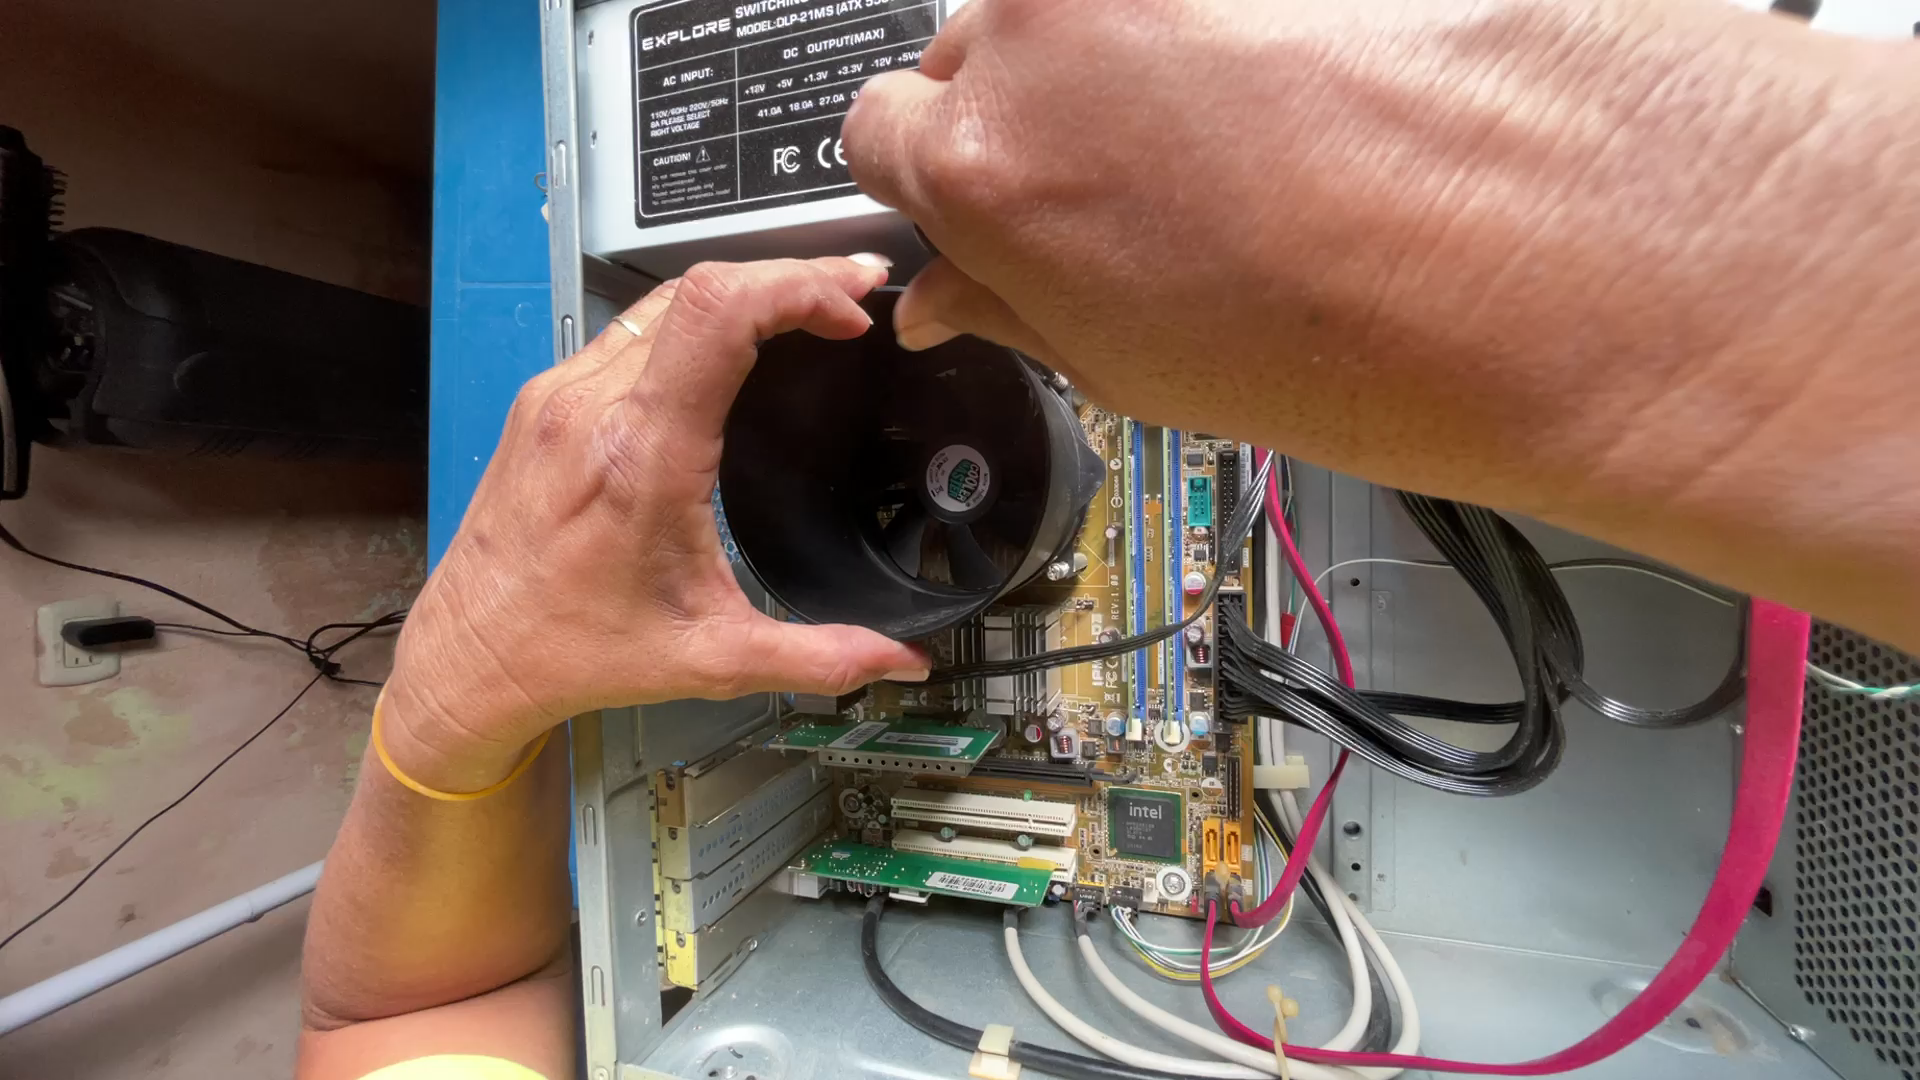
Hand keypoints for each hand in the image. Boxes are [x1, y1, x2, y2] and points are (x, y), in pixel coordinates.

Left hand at [381, 258, 926, 786]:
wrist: (473, 654)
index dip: (797, 287)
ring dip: (747, 288)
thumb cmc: (583, 651)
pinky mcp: (550, 397)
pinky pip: (638, 324)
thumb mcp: (715, 660)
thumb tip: (906, 660)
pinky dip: (704, 313)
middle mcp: (594, 405)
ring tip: (812, 304)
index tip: (851, 309)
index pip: (718, 316)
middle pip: (702, 287)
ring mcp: (563, 391)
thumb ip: (821, 658)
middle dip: (793, 278)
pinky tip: (739, 337)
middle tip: (857, 294)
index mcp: (642, 456)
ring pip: (666, 295)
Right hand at [842, 0, 1904, 515]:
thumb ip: (1005, 306)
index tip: (965, 212)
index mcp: (984, 157)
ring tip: (1201, 158)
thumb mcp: (1117, 365)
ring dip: (1104, 77)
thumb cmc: (1333, 344)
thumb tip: (943, 297)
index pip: (880, 135)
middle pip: (969, 59)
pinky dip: (1193, 35)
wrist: (1550, 257)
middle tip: (1097, 198)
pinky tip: (1265, 100)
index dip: (922, 182)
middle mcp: (1044, 20)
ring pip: (1069, 13)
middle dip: (1012, 129)